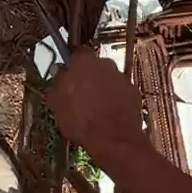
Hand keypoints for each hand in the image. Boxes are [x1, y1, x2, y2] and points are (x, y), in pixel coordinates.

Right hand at [44, 48, 149, 163]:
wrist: (114, 139)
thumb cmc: (80, 118)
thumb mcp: (56, 102)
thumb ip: (58, 82)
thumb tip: (60, 71)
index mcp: (84, 61)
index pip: (76, 52)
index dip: (72, 64)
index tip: (68, 75)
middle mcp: (106, 63)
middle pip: (94, 66)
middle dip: (88, 76)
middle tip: (80, 94)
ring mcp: (122, 78)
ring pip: (108, 79)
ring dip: (102, 88)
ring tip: (95, 108)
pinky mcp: (135, 93)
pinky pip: (120, 92)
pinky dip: (115, 100)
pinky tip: (108, 115)